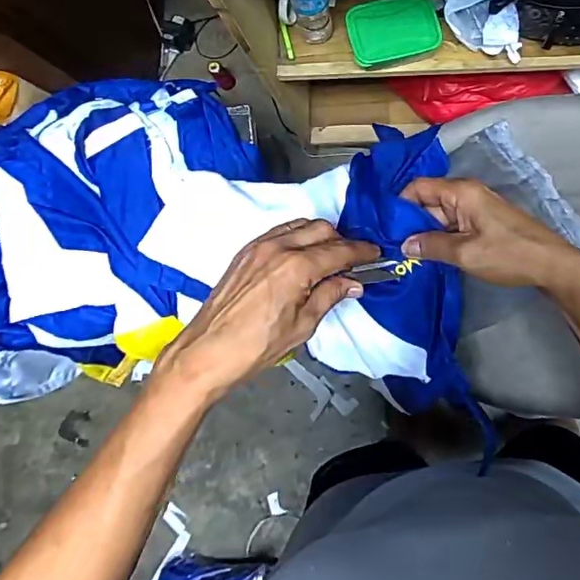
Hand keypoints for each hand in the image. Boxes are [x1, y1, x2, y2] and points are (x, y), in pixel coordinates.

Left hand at [154, 219, 376, 406]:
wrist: (203, 354)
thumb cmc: (255, 347)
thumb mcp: (303, 325)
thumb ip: (330, 296)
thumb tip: (352, 284)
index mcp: (297, 267)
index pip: (340, 251)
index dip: (362, 252)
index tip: (376, 255)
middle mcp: (279, 248)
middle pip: (323, 229)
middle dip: (343, 241)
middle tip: (354, 260)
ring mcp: (259, 247)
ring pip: (302, 225)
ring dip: (321, 236)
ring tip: (329, 256)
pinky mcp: (245, 252)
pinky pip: (280, 232)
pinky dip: (298, 236)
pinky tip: (302, 254)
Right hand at [399, 177, 579, 292]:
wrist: (551, 264)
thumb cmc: (509, 254)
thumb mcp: (466, 254)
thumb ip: (432, 246)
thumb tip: (404, 245)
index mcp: (462, 192)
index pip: (418, 187)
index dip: (399, 205)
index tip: (384, 229)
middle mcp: (469, 193)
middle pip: (428, 201)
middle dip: (411, 222)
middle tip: (391, 249)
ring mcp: (479, 208)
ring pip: (441, 215)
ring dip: (427, 233)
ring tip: (407, 256)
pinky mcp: (486, 222)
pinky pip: (456, 224)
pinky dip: (443, 237)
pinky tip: (433, 255)